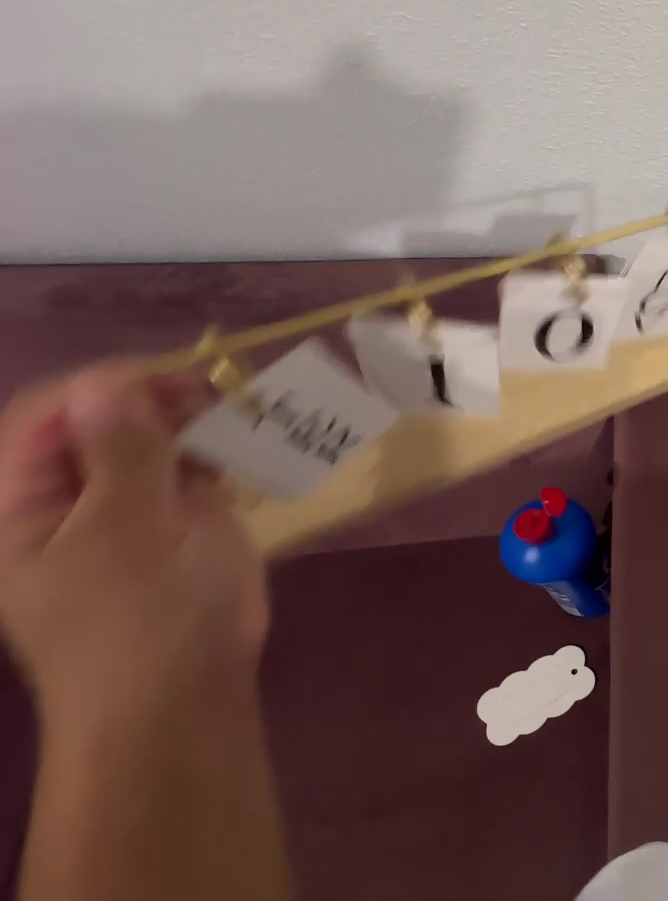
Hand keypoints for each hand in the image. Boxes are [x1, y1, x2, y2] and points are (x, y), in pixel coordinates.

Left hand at [0, 365, 267, 722]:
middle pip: (99, 424)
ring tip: (245, 417)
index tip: (186, 375)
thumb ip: (120, 451)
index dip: (110, 386)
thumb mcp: (127, 526)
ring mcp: (120, 514)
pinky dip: (216, 454)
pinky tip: (247, 451)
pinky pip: (186, 473)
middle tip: (225, 394)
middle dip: (159, 401)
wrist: (181, 690)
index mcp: (15, 503)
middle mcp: (60, 500)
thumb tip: (107, 380)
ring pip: (150, 445)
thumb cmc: (141, 612)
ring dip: (195, 424)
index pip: (47, 415)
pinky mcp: (172, 527)